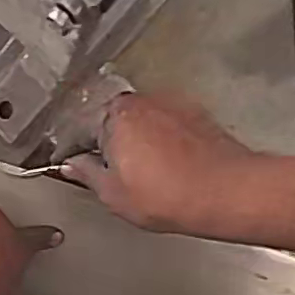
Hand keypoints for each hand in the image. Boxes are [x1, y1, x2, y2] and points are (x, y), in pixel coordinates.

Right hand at [62, 93, 262, 235]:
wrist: (224, 192)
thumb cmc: (169, 194)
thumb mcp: (110, 192)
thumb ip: (86, 173)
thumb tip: (74, 165)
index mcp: (114, 115)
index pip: (79, 128)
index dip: (73, 150)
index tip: (71, 165)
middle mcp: (142, 101)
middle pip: (110, 119)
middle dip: (105, 142)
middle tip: (106, 173)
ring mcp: (171, 104)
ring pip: (139, 121)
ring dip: (133, 141)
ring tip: (137, 175)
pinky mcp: (195, 115)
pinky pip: (164, 126)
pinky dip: (158, 142)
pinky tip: (161, 168)